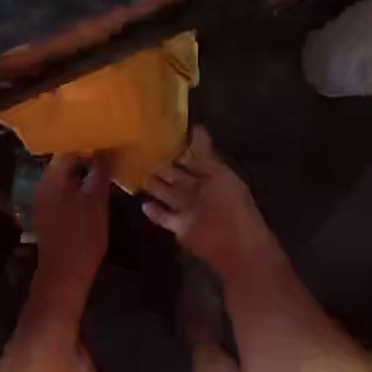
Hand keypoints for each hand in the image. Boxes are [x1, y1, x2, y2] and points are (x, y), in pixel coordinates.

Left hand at [32, 153, 110, 310]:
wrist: (64, 273)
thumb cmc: (81, 235)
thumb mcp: (96, 200)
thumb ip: (101, 171)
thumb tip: (107, 148)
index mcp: (52, 177)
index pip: (69, 147)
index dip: (89, 141)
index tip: (109, 137)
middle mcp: (43, 183)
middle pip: (66, 160)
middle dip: (88, 155)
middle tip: (112, 150)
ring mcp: (44, 199)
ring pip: (66, 176)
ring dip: (85, 171)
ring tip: (108, 166)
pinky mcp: (50, 213)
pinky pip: (65, 190)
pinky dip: (79, 186)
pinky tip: (95, 187)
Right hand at [143, 127, 273, 277]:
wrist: (236, 243)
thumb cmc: (232, 205)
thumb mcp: (219, 173)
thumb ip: (205, 154)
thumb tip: (195, 128)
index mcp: (208, 174)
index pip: (189, 157)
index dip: (176, 148)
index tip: (158, 135)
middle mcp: (196, 189)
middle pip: (174, 175)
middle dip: (159, 165)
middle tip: (138, 152)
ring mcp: (186, 208)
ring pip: (165, 193)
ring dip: (152, 186)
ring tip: (135, 174)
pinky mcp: (179, 226)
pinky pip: (164, 217)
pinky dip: (154, 212)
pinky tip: (144, 204)